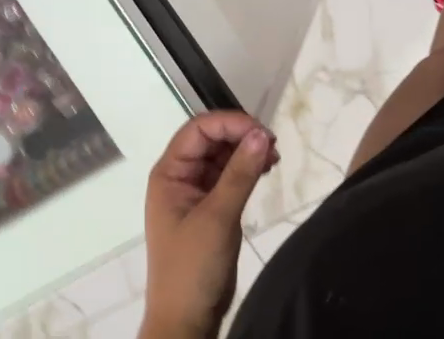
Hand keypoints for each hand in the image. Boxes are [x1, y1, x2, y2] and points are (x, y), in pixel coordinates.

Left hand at [141, 112, 278, 338]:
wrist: (187, 321)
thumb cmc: (193, 267)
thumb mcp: (218, 217)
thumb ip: (240, 173)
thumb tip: (262, 133)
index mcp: (169, 174)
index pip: (198, 130)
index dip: (229, 123)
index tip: (261, 131)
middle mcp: (180, 177)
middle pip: (211, 139)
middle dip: (241, 135)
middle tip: (273, 144)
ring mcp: (195, 193)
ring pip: (223, 156)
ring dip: (247, 151)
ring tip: (274, 157)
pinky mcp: (211, 208)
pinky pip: (229, 176)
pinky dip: (248, 169)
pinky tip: (266, 170)